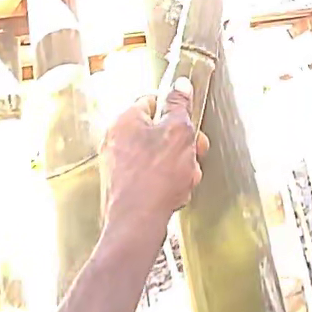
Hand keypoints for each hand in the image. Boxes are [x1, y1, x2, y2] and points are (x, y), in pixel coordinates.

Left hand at [101, 76, 209, 234]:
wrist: (137, 227)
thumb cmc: (156, 178)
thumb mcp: (178, 131)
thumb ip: (180, 104)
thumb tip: (181, 84)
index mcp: (125, 119)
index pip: (153, 100)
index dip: (175, 109)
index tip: (189, 120)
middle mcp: (116, 140)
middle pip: (158, 130)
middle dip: (182, 143)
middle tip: (196, 151)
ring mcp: (117, 166)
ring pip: (158, 156)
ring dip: (178, 165)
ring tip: (187, 177)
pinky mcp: (123, 189)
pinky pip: (150, 177)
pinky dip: (165, 183)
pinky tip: (176, 193)